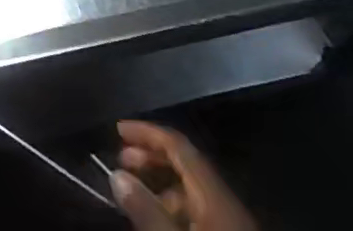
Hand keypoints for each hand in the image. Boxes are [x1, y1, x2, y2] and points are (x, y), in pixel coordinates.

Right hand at [112, 120, 256, 230]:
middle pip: (187, 164)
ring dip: (162, 183)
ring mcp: (234, 224)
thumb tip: (117, 175)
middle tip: (122, 161)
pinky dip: (176, 205)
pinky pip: (202, 210)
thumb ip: (146, 212)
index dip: (147, 132)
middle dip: (152, 156)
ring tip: (136, 195)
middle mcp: (228, 204)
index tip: (117, 130)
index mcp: (215, 198)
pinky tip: (160, 220)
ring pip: (194, 189)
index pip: (179, 147)